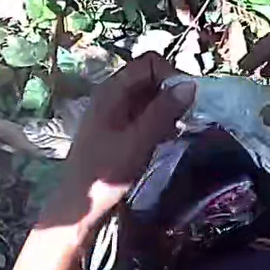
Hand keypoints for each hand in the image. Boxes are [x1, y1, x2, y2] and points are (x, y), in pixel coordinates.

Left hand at [44, 52, 194, 231]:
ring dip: (167, 108)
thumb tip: (190, 84)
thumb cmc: (105, 173)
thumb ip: (163, 112)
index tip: (188, 99)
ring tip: (178, 129)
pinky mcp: (118, 129)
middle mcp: (112, 95)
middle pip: (149, 77)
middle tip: (186, 116)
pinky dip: (159, 121)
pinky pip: (144, 113)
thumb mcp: (138, 141)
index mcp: (112, 91)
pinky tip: (166, 138)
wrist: (79, 206)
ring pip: (149, 96)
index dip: (171, 74)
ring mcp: (113, 112)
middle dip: (171, 92)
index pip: (149, 62)